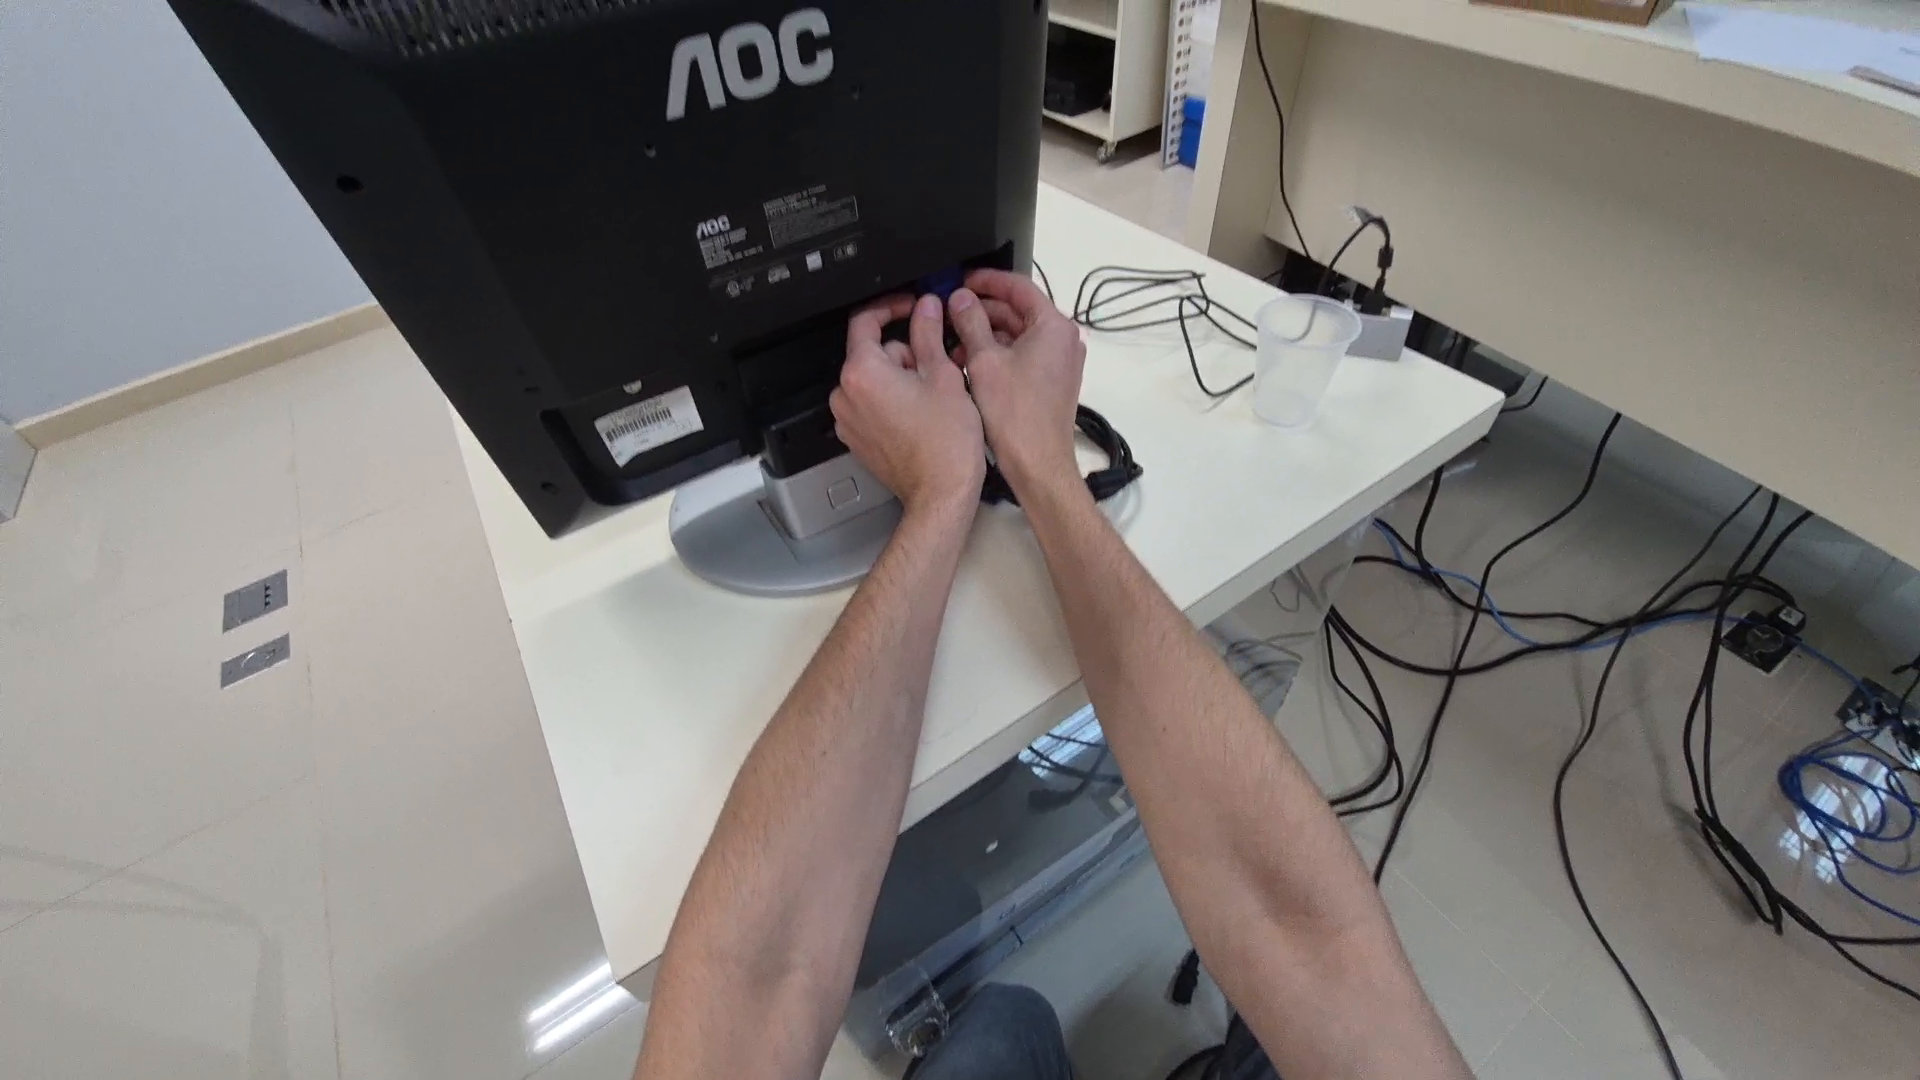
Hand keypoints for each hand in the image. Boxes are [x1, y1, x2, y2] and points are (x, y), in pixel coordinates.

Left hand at [830, 294, 986, 517]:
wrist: (940, 494)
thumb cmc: (945, 445)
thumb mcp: (944, 376)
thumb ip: (929, 334)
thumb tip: (927, 308)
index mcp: (863, 373)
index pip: (865, 320)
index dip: (891, 306)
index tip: (911, 306)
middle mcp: (846, 396)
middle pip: (873, 353)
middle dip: (905, 353)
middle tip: (938, 367)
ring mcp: (848, 421)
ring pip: (873, 381)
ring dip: (900, 379)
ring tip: (933, 398)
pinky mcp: (857, 439)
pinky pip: (871, 407)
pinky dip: (892, 403)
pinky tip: (920, 416)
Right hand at [947, 269, 1086, 500]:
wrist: (1037, 464)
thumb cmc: (1014, 414)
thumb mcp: (984, 361)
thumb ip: (970, 322)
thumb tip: (960, 297)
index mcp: (1053, 326)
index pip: (1018, 287)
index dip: (986, 280)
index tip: (960, 281)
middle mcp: (1063, 340)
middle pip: (1018, 311)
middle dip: (981, 311)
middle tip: (949, 312)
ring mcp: (1060, 363)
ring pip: (1017, 335)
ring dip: (985, 334)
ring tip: (952, 341)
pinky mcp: (1052, 383)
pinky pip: (1023, 356)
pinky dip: (997, 355)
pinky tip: (968, 362)